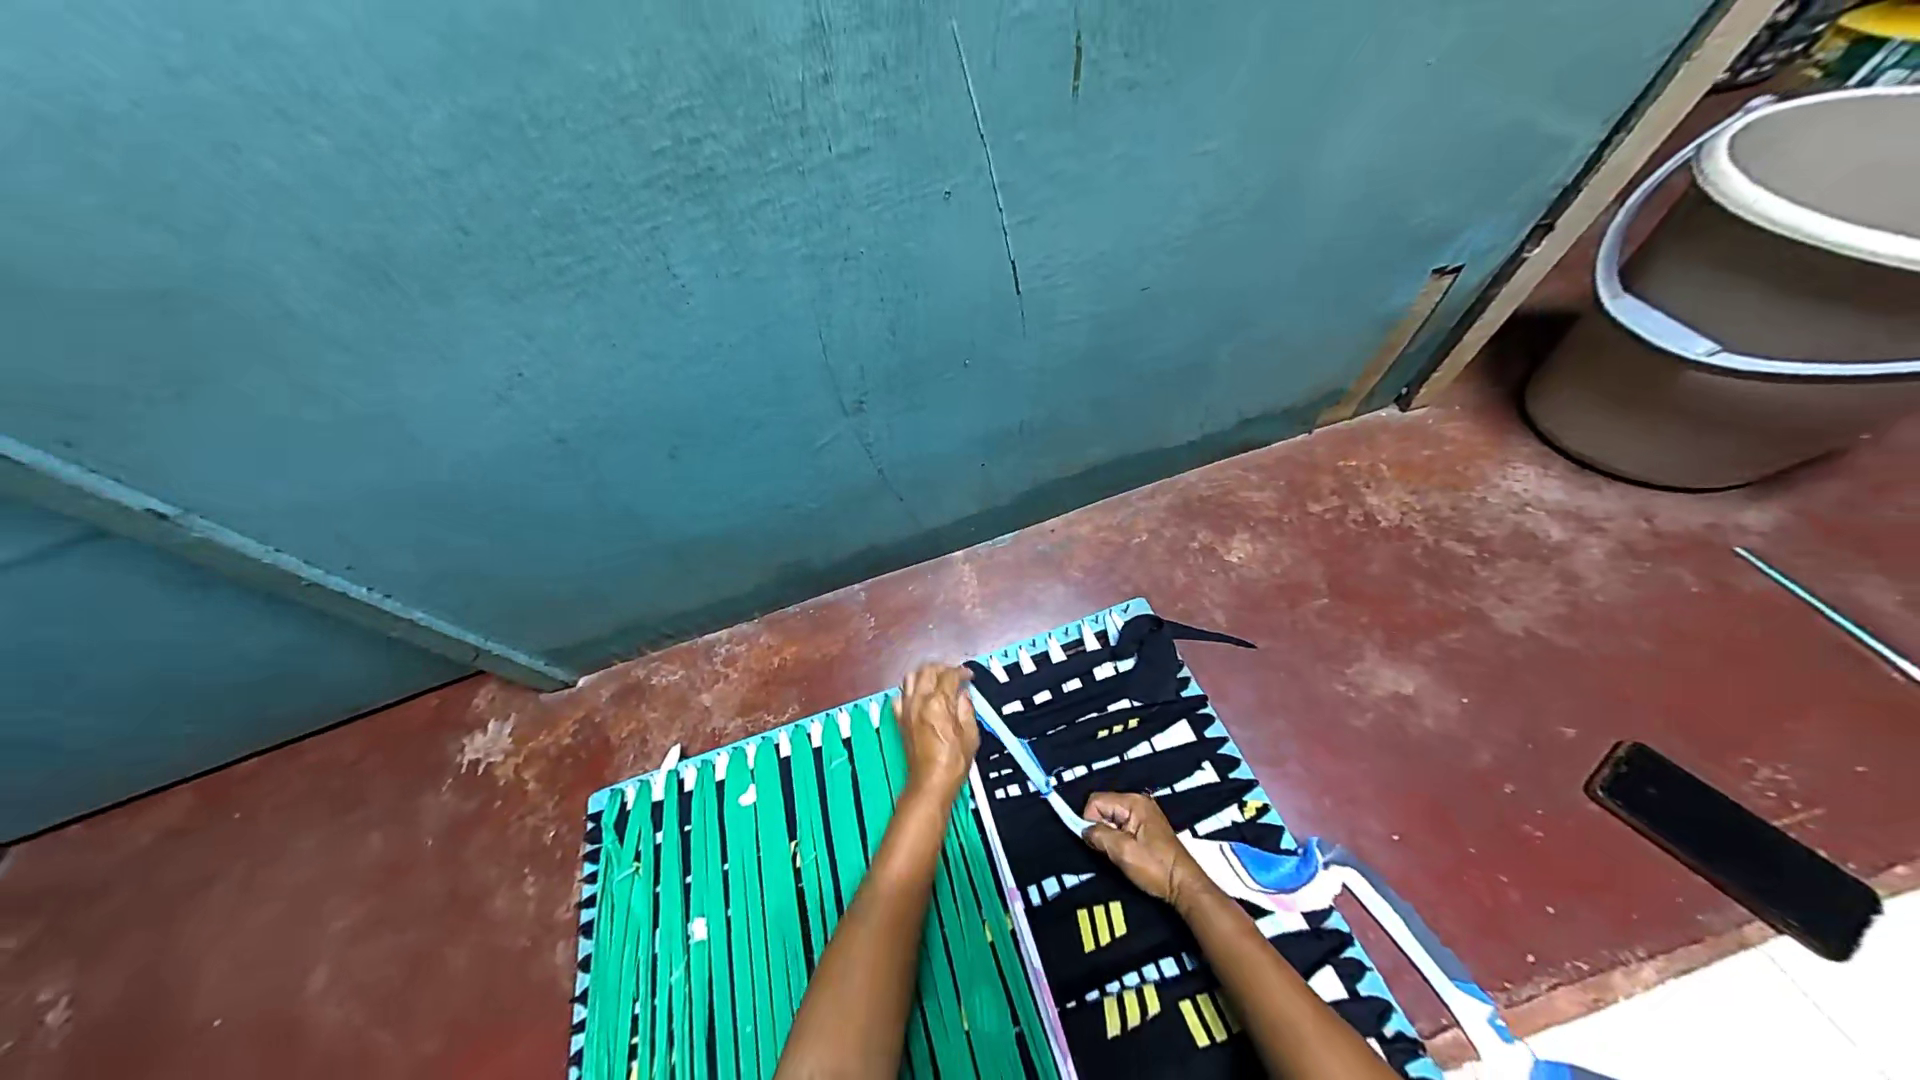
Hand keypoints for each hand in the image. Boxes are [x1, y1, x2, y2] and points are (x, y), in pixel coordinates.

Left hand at [897, 664, 979, 795]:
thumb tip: (964, 695)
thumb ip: (967, 709)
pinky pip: (901, 696)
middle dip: (943, 668)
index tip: (969, 675)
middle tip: (954, 674)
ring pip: (911, 678)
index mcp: (938, 703)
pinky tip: (920, 695)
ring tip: (937, 679)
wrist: (930, 783)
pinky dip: (910, 690)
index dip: (961, 671)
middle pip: (927, 670)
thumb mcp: (970, 735)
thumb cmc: (952, 763)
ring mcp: (906, 710)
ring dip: (925, 674)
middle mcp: (918, 702)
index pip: (949, 675)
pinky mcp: (900, 719)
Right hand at [1083, 792, 1217, 910]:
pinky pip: (1121, 823)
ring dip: (1109, 834)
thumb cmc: (1155, 868)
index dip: (1089, 821)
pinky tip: (1127, 851)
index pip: (1096, 801)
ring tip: (1120, 852)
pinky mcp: (1146, 825)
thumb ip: (1099, 835)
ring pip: (1111, 817)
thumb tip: (1084, 831)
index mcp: (1133, 802)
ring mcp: (1144, 812)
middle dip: (1100, 828)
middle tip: (1110, 849)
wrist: (1184, 885)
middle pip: (1103, 807)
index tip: (1098, 843)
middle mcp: (1138, 801)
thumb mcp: (1122, 851)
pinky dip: (1118, 836)